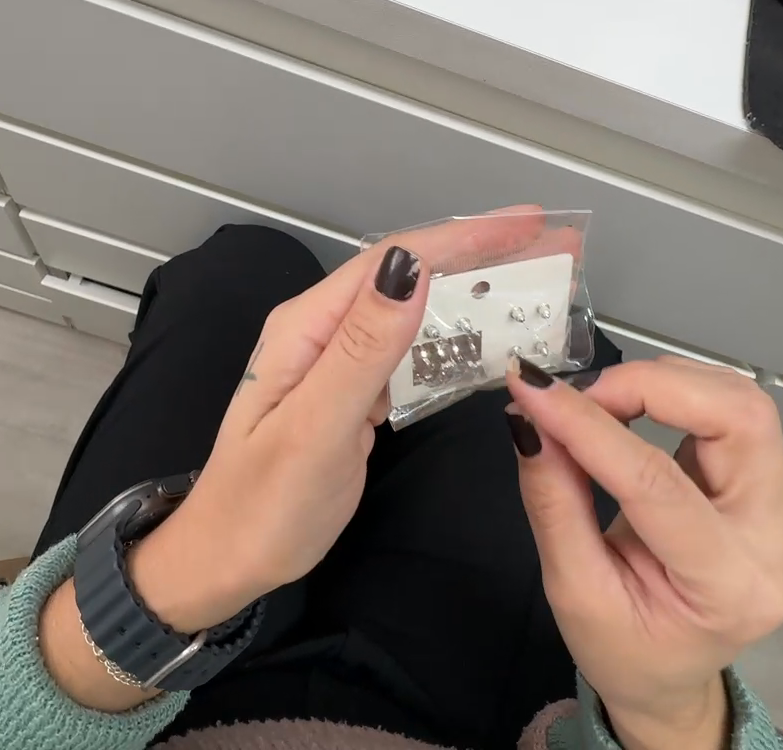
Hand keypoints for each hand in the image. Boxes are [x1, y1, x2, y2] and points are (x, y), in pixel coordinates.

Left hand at [43, 208, 558, 710]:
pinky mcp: (355, 391)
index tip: (529, 223)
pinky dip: (456, 339)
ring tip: (537, 280)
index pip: (393, 260)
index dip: (463, 238)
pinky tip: (491, 337)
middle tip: (554, 244)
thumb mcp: (315, 427)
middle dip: (481, 254)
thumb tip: (410, 267)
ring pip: (416, 310)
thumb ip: (362, 349)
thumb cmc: (265, 503)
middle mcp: (324, 330)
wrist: (227, 558)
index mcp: (309, 325)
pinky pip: (412, 352)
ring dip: (475, 292)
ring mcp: (340, 359)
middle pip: (410, 275)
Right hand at [504, 356, 782, 749]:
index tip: (529, 387)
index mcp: (727, 588)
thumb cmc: (621, 648)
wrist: (671, 680)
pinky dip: (673, 390)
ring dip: (664, 382)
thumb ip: (553, 499)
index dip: (588, 426)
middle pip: (740, 418)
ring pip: (740, 402)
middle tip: (584, 394)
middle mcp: (772, 540)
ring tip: (600, 402)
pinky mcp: (763, 484)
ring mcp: (777, 508)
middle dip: (652, 384)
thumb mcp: (571, 589)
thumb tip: (527, 418)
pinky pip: (729, 409)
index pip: (657, 483)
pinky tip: (629, 408)